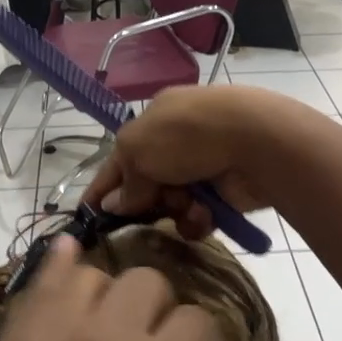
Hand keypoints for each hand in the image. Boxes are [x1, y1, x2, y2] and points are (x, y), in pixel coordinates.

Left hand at [0, 237, 226, 340]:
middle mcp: (114, 339)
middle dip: (161, 317)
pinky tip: (67, 260)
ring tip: (107, 333)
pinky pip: (39, 281)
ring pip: (95, 276)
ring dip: (110, 300)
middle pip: (151, 284)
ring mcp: (55, 334)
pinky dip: (58, 267)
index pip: (202, 325)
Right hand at [83, 85, 284, 239]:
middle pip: (145, 187)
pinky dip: (196, 219)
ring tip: (186, 205)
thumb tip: (115, 204)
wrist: (255, 141)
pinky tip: (204, 214)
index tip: (86, 216)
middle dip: (144, 201)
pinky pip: (196, 217)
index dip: (102, 187)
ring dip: (173, 210)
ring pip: (170, 205)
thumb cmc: (187, 135)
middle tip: (149, 207)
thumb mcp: (139, 149)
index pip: (118, 159)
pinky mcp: (222, 194)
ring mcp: (201, 168)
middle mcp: (175, 143)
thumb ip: (125, 181)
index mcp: (153, 121)